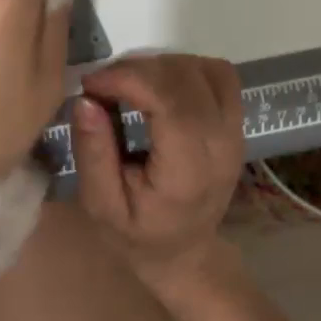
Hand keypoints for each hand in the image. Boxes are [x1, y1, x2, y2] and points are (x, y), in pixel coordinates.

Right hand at [70, 55, 244, 289]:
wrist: (182, 254)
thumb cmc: (135, 232)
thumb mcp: (100, 204)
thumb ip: (93, 153)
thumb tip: (85, 100)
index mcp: (188, 172)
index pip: (171, 103)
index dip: (128, 80)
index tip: (89, 85)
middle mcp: (221, 146)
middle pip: (187, 79)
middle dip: (137, 69)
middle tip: (102, 87)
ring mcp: (234, 133)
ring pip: (206, 70)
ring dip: (160, 66)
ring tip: (127, 86)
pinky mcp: (234, 125)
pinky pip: (218, 76)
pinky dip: (184, 69)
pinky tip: (156, 87)